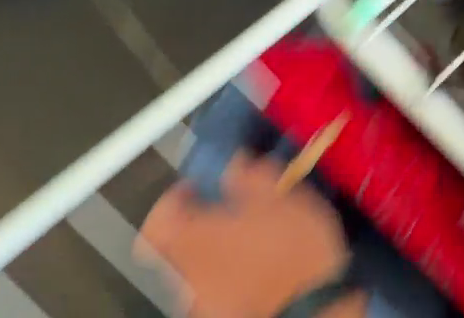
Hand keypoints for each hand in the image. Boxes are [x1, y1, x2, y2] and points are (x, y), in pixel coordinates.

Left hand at [136, 152, 358, 317]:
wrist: (305, 310)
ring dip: (213, 249)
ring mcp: (199, 300)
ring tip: (250, 238)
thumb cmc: (291, 248)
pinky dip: (228, 272)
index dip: (172, 199)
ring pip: (193, 268)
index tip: (197, 187)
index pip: (158, 219)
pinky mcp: (219, 315)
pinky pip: (213, 287)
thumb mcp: (283, 199)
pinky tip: (258, 266)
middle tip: (225, 211)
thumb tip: (234, 162)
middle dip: (196, 225)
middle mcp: (184, 272)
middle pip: (172, 246)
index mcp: (194, 238)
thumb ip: (253, 178)